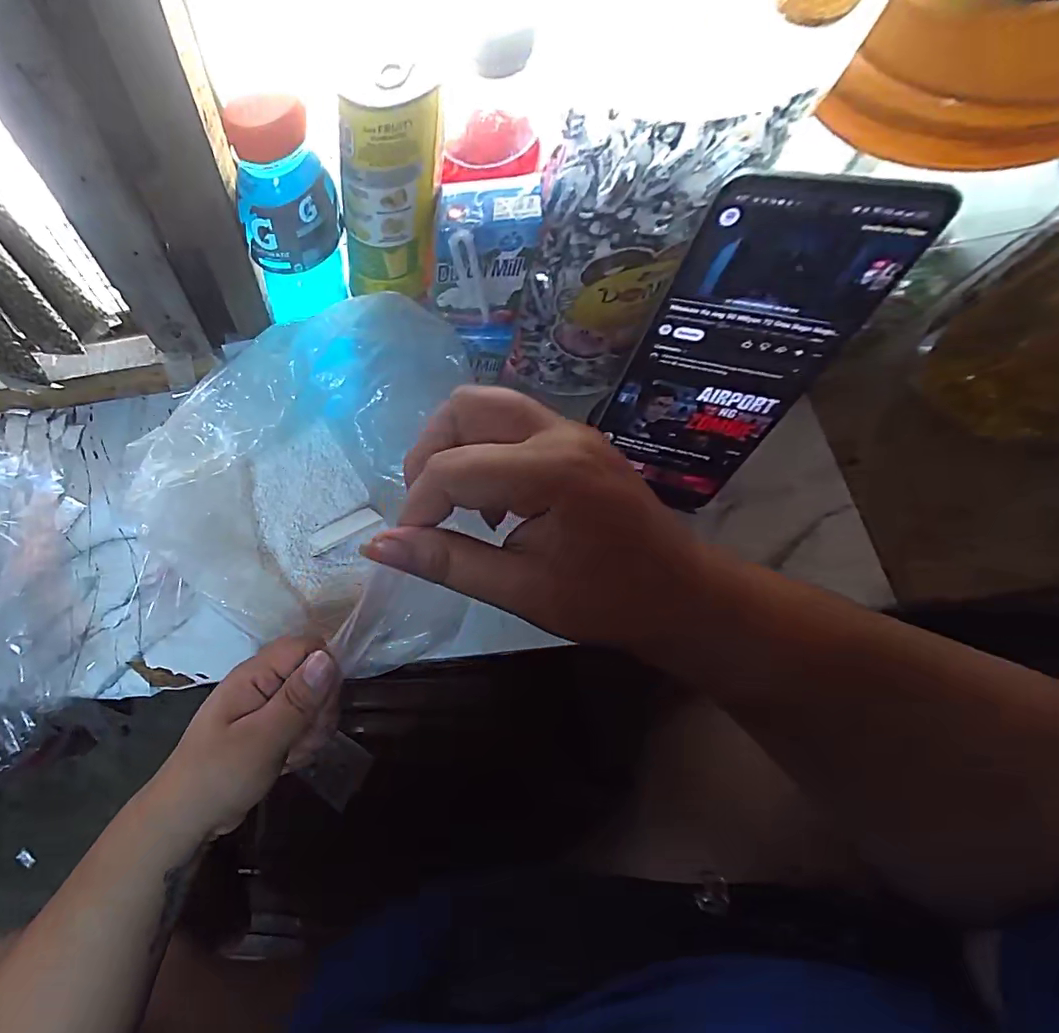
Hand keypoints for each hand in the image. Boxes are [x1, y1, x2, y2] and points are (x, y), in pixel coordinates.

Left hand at [142, 637, 341, 838]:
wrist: (186, 818)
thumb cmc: (218, 776)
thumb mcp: (262, 739)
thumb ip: (297, 699)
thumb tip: (327, 656)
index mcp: (255, 675)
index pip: (307, 647)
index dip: (325, 671)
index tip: (322, 707)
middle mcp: (262, 683)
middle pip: (315, 675)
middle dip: (320, 708)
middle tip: (300, 738)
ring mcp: (266, 707)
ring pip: (313, 704)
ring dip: (312, 731)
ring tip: (290, 754)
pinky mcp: (270, 729)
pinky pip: (303, 726)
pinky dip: (303, 744)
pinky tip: (287, 762)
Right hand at [360, 386, 707, 652]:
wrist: (680, 594)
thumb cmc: (605, 602)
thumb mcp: (518, 591)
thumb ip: (446, 562)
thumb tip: (378, 546)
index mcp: (551, 472)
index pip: (452, 468)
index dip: (416, 506)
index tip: (410, 544)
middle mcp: (559, 434)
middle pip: (465, 406)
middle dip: (429, 452)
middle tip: (426, 507)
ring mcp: (570, 429)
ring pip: (486, 405)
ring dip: (453, 445)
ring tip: (452, 500)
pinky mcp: (573, 437)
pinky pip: (509, 421)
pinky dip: (481, 448)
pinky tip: (491, 500)